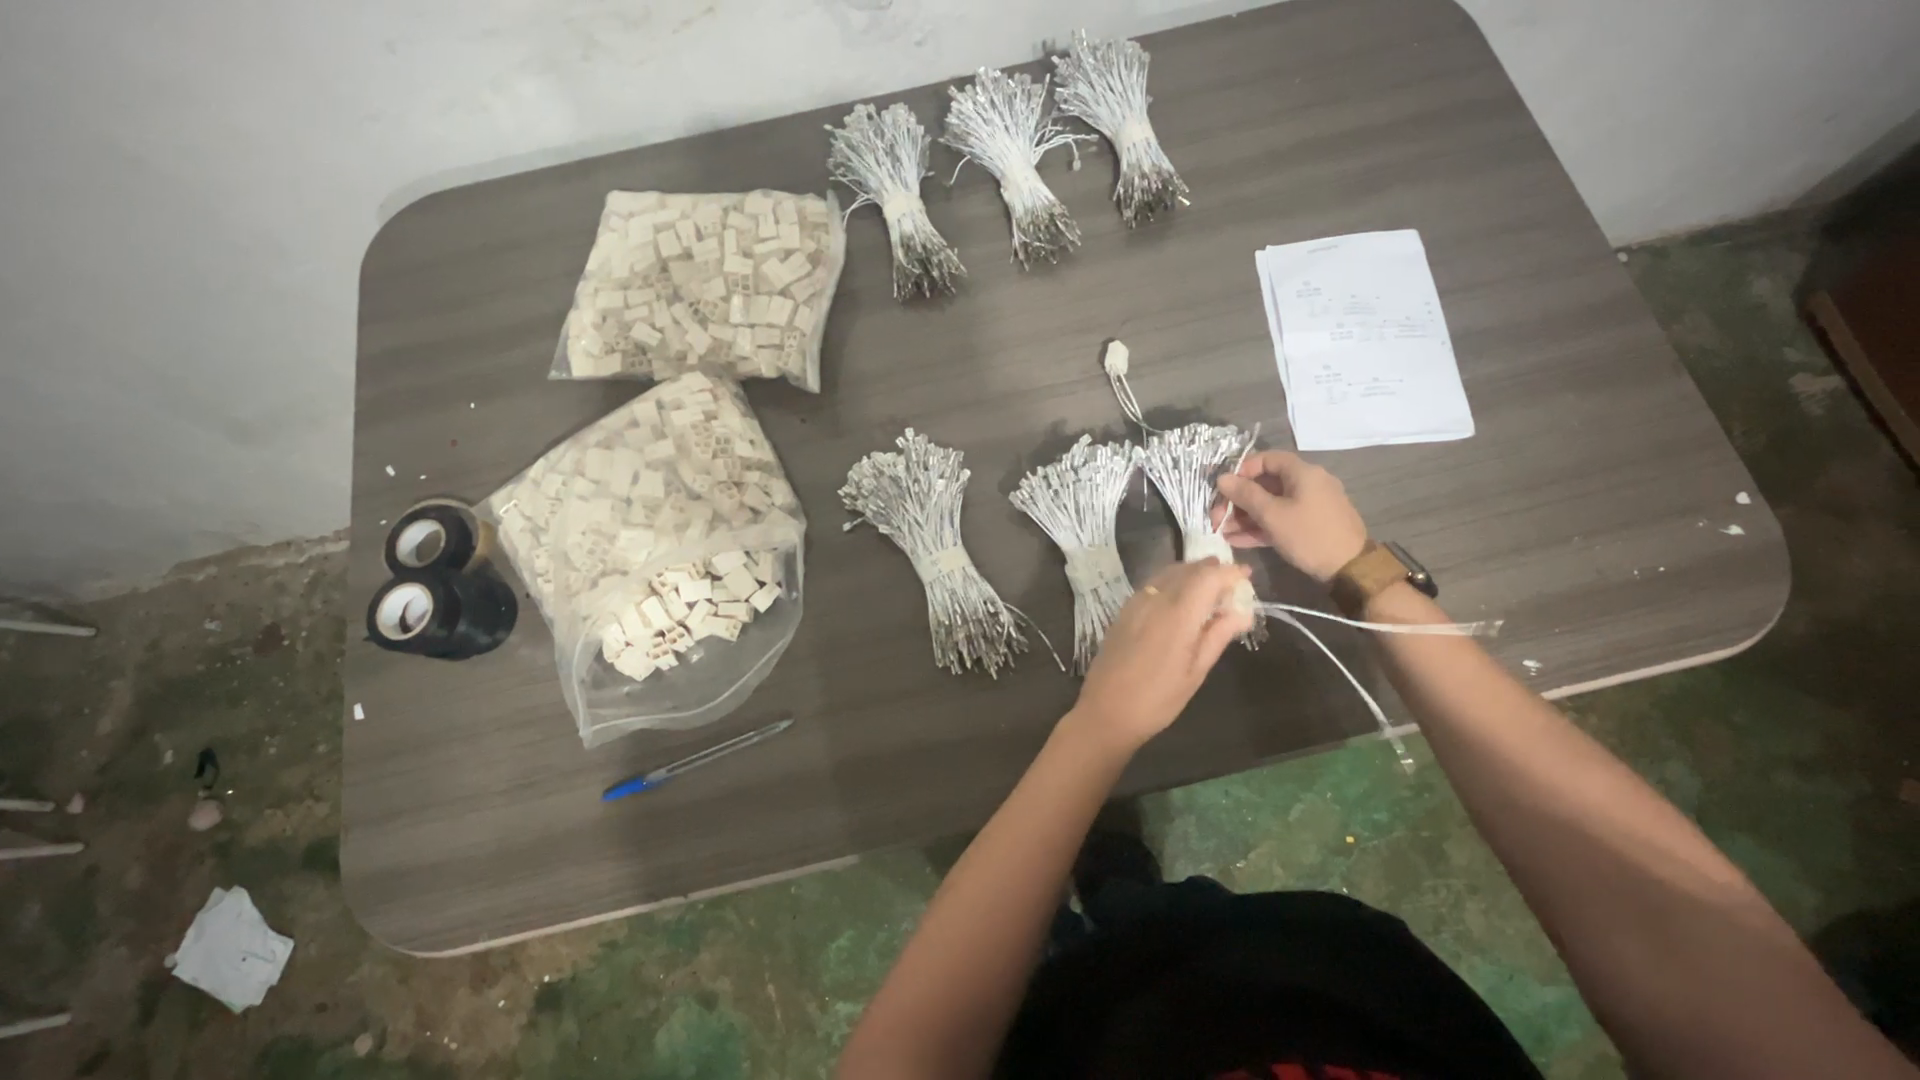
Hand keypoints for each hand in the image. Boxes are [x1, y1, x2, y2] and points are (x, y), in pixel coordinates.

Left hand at [1066, 560, 1253, 753]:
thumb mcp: (1195, 672)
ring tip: (1210, 588)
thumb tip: (1242, 612)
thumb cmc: (1157, 700)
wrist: (1104, 712)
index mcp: (1177, 615)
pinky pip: (1152, 585)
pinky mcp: (1122, 612)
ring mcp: (1134, 604)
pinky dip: (1172, 582)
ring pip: (1167, 573)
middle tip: (1232, 582)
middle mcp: (1154, 600)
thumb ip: (1218, 635)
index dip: (1229, 571)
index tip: (1246, 575)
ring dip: (1191, 573)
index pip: (1208, 576)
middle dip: (1212, 569)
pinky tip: (1181, 598)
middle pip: (1187, 569)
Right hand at [1212, 451, 1368, 583]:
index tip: (1224, 488)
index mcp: (1302, 472)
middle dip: (1238, 500)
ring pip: (1271, 504)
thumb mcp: (1272, 515)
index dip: (1242, 470)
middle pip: (1266, 484)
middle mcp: (1308, 483)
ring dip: (1245, 516)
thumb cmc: (1308, 535)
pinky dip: (1261, 526)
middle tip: (1217, 518)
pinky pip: (1281, 518)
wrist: (1351, 568)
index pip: (1267, 459)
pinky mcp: (1311, 524)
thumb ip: (1245, 494)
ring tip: (1223, 533)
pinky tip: (1237, 541)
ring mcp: (1310, 505)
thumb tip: (1222, 478)